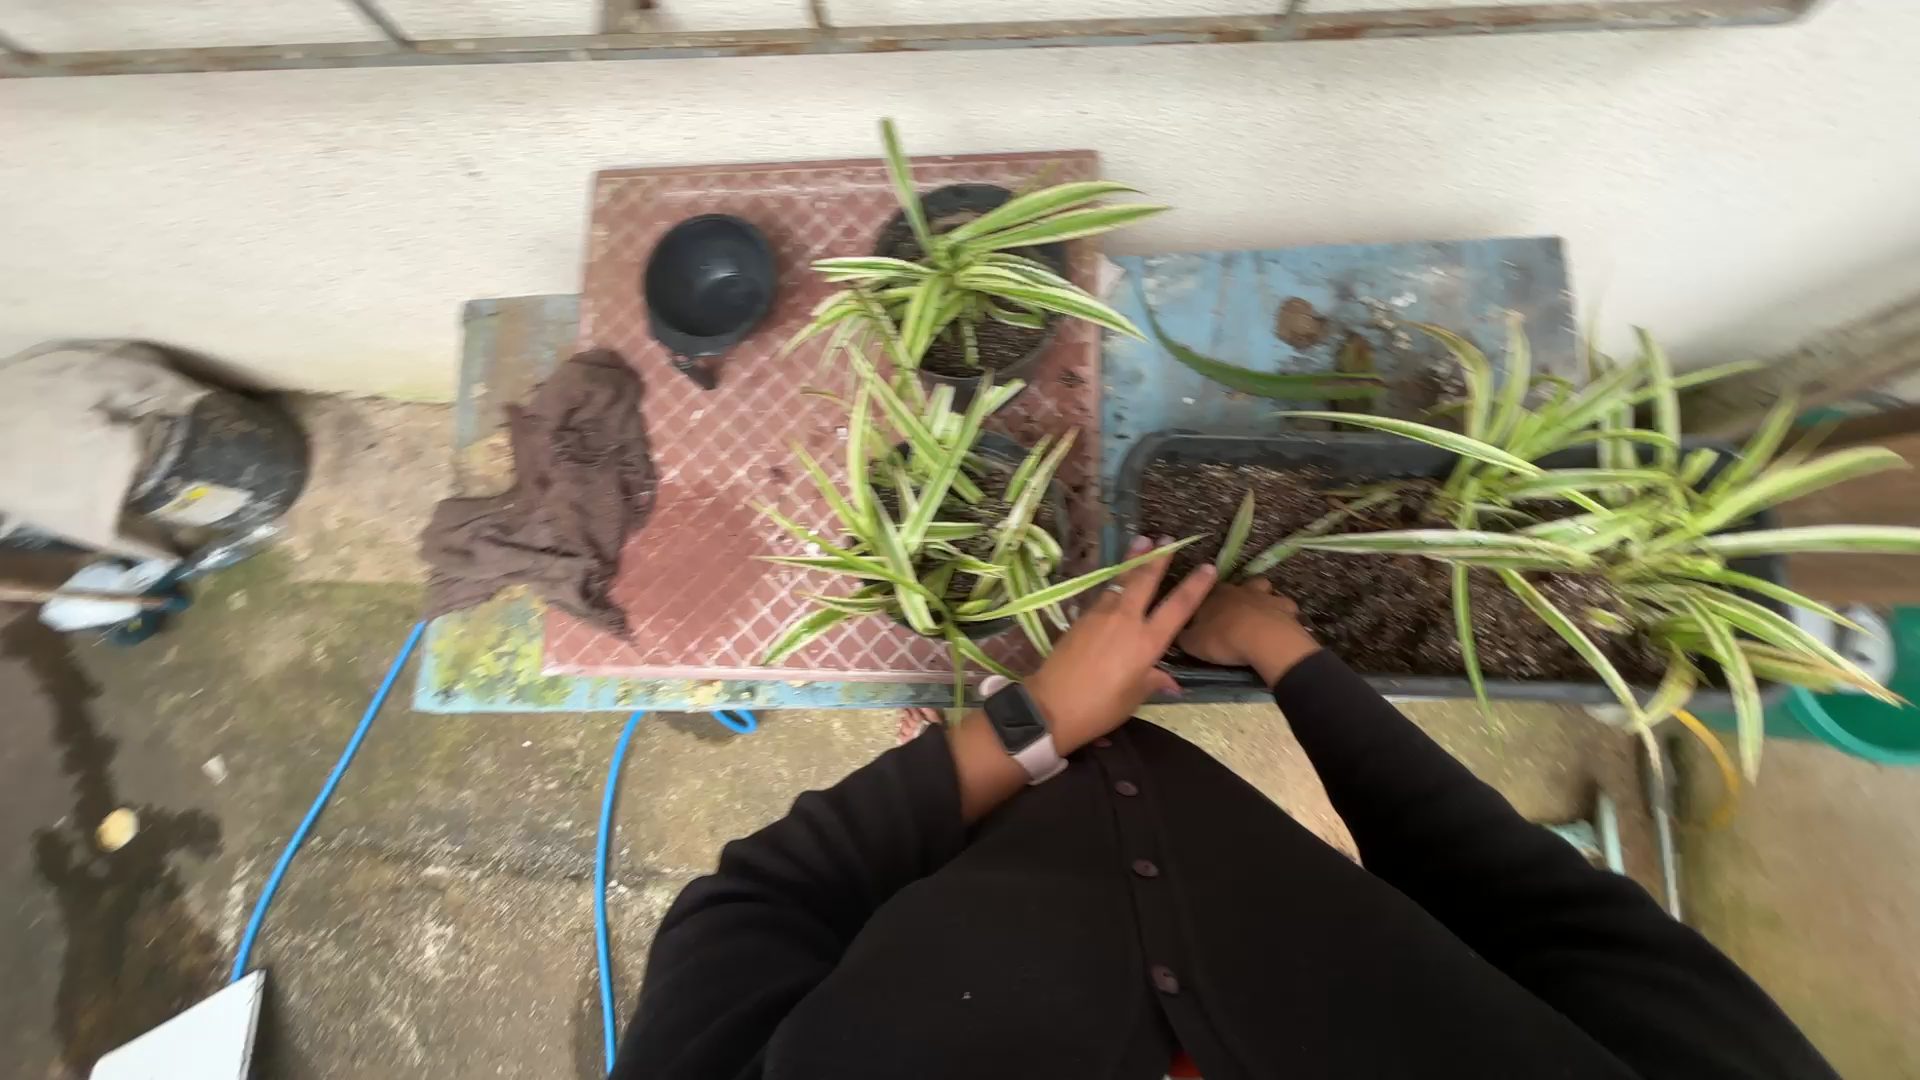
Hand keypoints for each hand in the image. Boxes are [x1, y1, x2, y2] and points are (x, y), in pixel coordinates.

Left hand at [1023, 535, 1216, 751]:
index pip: (1178, 607)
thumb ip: (1153, 681)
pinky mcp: (1082, 617)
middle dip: (1158, 556)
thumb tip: (1171, 682)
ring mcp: (1101, 615)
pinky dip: (1115, 580)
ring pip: (1122, 580)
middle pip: (1145, 580)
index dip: (1196, 585)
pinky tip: (1117, 577)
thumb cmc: (1099, 707)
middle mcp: (1126, 620)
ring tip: (1141, 541)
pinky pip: (1104, 592)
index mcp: (1146, 642)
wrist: (1051, 704)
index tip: (1208, 566)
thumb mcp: (1133, 697)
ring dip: (1132, 560)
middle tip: (1167, 538)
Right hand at [1177, 578, 1320, 688]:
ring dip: (1261, 596)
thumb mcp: (1192, 643)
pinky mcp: (1285, 607)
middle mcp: (1238, 589)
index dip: (1203, 603)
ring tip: (1258, 612)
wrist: (1263, 641)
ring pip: (1263, 586)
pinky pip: (1285, 605)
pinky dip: (1283, 612)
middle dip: (1234, 595)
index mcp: (1213, 595)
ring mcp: (1264, 595)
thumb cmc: (1223, 640)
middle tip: (1232, 613)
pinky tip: (1280, 624)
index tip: (1202, 617)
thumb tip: (1177, 632)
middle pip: (1235, 584)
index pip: (1203, 592)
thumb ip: (1183, 636)